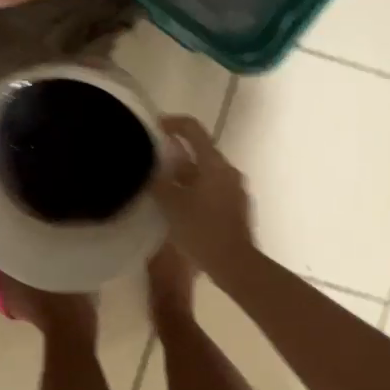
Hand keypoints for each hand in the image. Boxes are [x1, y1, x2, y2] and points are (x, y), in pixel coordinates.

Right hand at [149, 116, 257, 278]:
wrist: (237, 266)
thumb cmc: (202, 230)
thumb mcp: (171, 204)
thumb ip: (158, 181)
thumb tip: (150, 168)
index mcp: (214, 163)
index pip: (193, 128)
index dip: (172, 123)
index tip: (154, 127)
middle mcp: (229, 170)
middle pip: (200, 151)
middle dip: (176, 154)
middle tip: (153, 163)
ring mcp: (237, 190)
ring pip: (207, 172)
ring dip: (186, 175)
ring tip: (164, 188)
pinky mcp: (238, 208)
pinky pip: (214, 189)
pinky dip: (196, 190)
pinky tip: (182, 208)